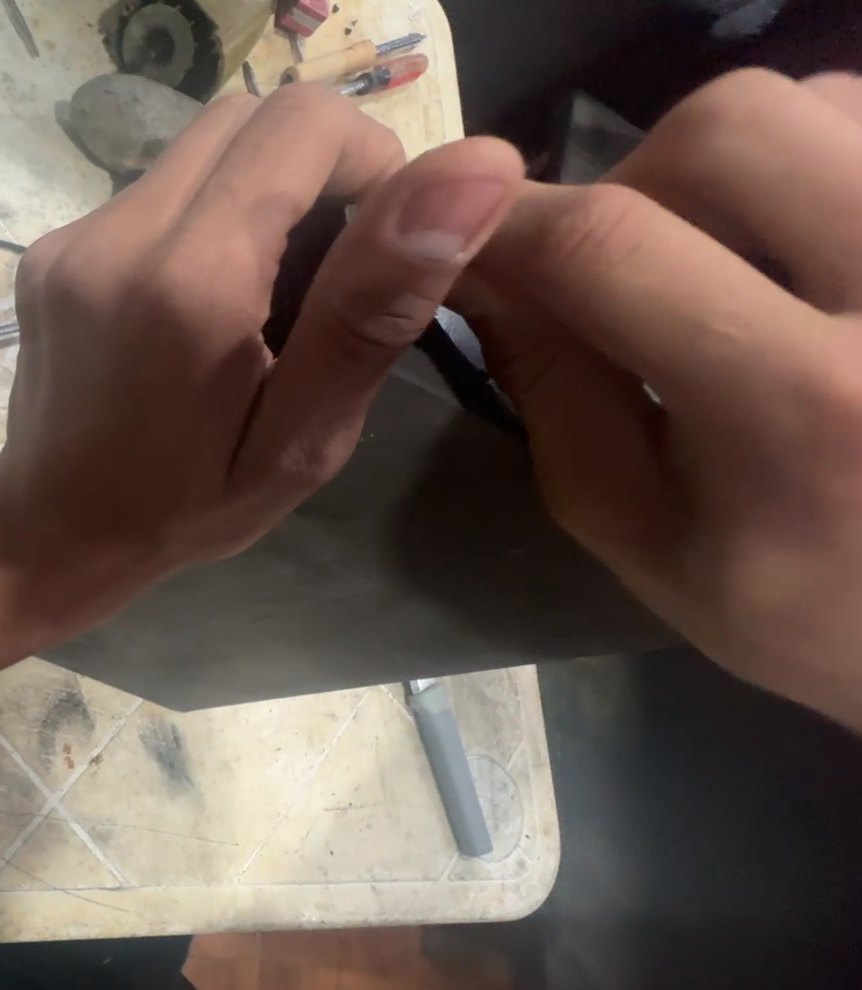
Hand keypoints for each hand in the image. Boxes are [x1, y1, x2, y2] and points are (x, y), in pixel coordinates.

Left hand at [0, 84, 524, 629]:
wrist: (52, 526)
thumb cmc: (182, 504)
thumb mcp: (298, 440)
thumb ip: (371, 309)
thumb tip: (474, 168)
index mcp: (186, 281)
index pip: (301, 123)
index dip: (365, 159)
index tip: (370, 245)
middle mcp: (112, 239)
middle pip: (244, 119)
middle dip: (309, 170)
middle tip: (317, 272)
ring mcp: (64, 242)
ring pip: (194, 152)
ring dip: (249, 195)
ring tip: (252, 297)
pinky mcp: (43, 254)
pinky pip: (146, 193)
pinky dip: (192, 220)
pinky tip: (189, 302)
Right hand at [461, 69, 861, 724]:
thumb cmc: (810, 605)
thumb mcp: (635, 529)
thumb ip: (555, 401)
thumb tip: (485, 286)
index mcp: (796, 406)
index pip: (604, 248)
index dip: (504, 222)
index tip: (451, 234)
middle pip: (729, 126)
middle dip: (624, 180)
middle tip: (611, 262)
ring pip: (825, 96)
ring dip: (722, 165)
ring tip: (713, 252)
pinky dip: (812, 156)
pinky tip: (799, 241)